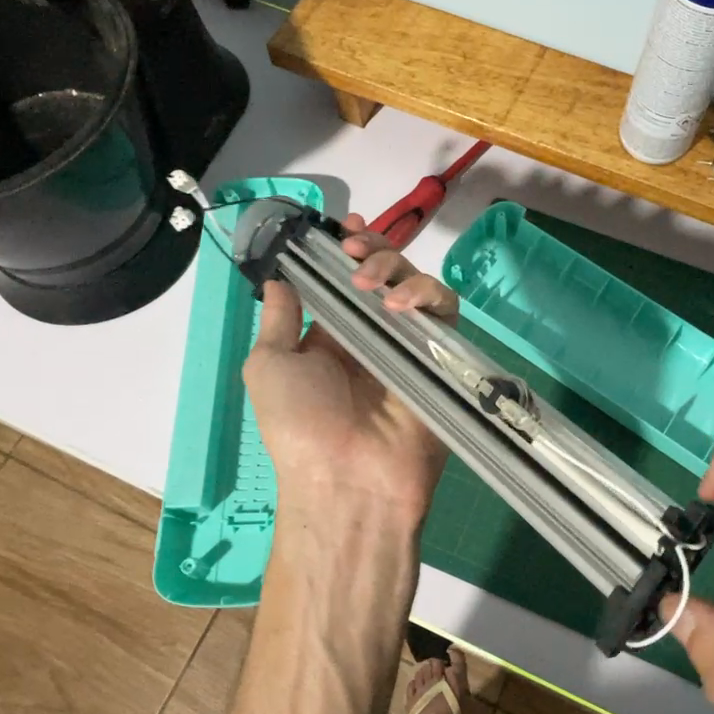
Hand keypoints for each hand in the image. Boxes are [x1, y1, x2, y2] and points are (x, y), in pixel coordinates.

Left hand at [243, 214, 458, 534]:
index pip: (345, 281)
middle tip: (355, 251)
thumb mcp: (269, 367)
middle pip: (384, 275)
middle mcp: (372, 336)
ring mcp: (408, 346)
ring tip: (371, 281)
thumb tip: (278, 278)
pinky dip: (427, 296)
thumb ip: (278, 318)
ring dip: (396, 269)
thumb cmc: (299, 426)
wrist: (348, 484)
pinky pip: (444, 313)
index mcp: (331, 338)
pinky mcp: (441, 358)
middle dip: (372, 252)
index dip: (347, 252)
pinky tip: (401, 303)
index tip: (343, 230)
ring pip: (417, 286)